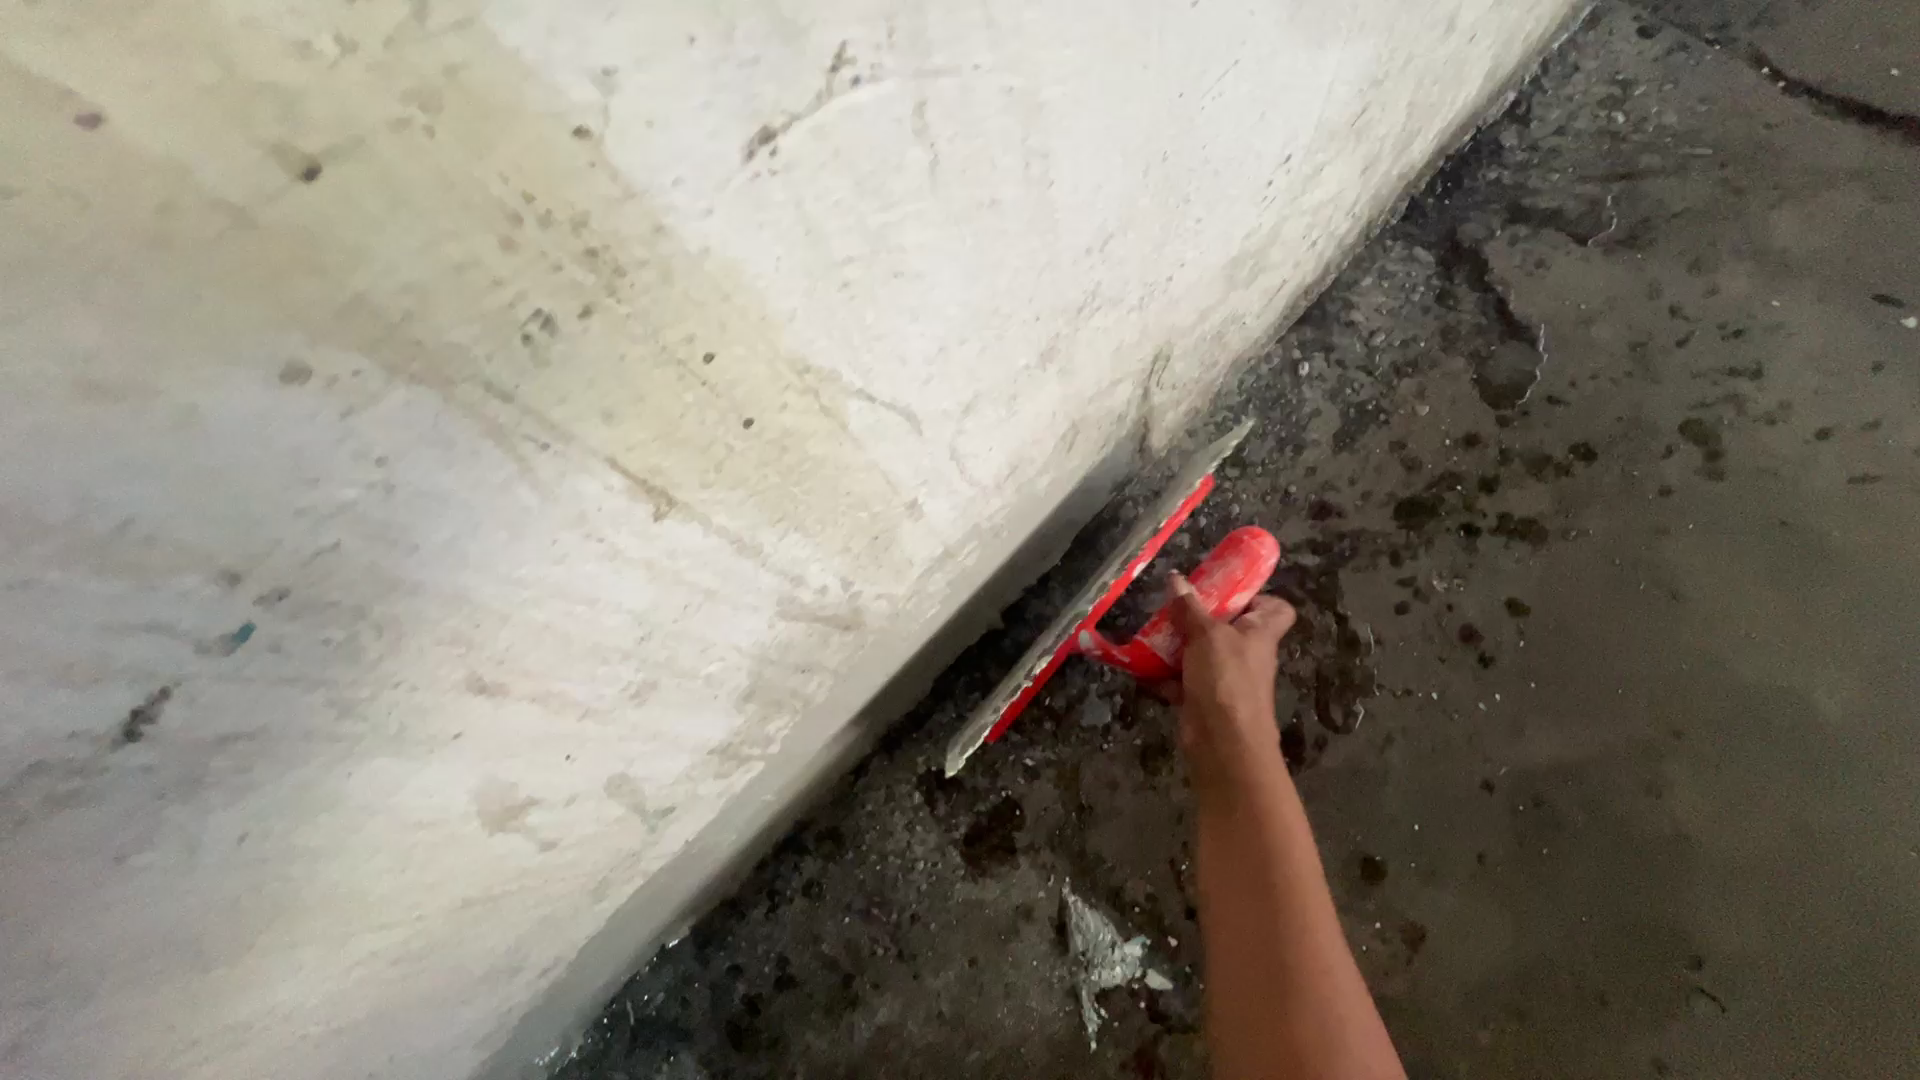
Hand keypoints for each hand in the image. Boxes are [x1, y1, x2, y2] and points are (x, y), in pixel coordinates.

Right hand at [1161, 572, 1297, 795]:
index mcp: (1260, 634)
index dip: (1258, 597)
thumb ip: (1189, 608)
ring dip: (1175, 644)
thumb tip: (1176, 577)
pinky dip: (1161, 673)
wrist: (1222, 740)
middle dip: (1199, 618)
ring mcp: (1224, 678)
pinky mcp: (1201, 698)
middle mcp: (1245, 654)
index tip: (1228, 591)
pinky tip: (1138, 663)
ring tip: (1150, 630)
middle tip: (1173, 605)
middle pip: (1228, 628)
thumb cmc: (1226, 678)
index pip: (1276, 609)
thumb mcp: (1207, 634)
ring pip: (1199, 653)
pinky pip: (1180, 679)